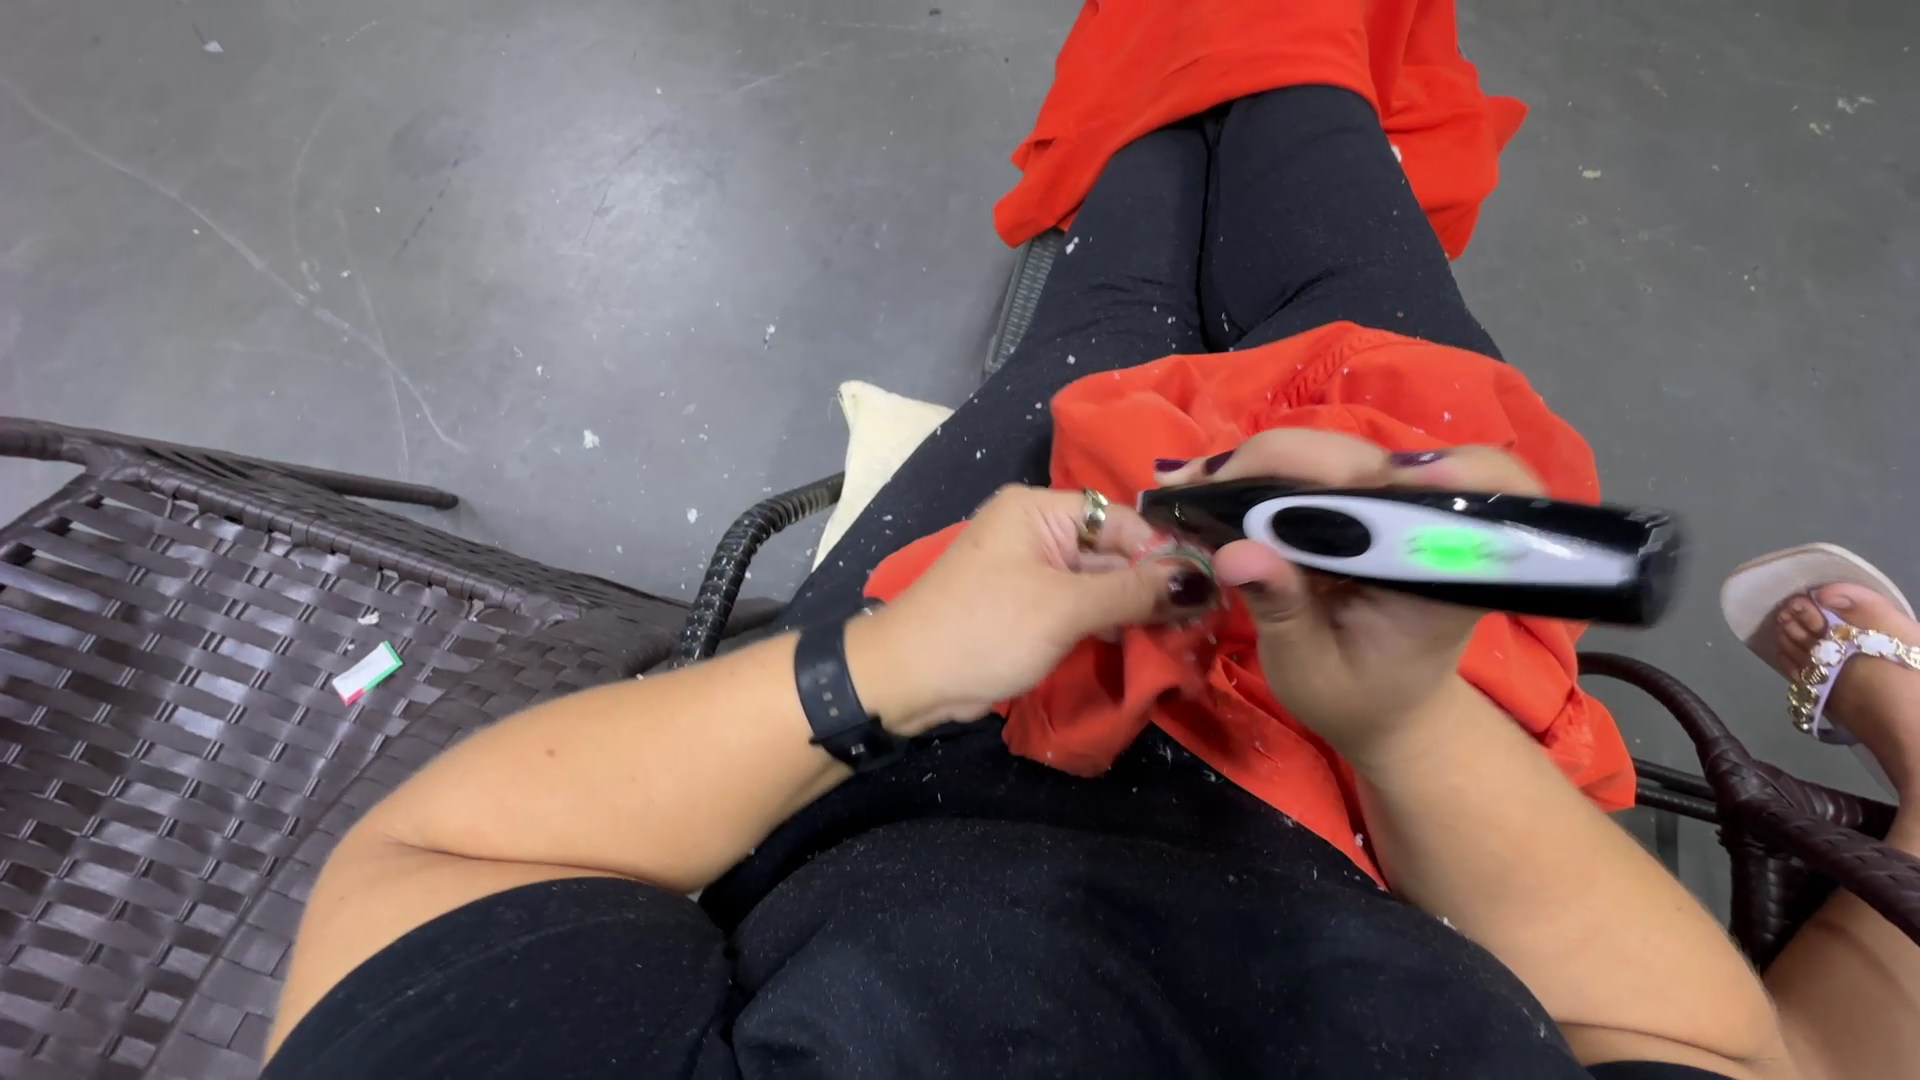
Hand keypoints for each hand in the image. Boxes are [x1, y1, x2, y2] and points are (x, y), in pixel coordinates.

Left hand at [848, 485, 1214, 735]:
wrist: (908, 679)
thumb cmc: (986, 629)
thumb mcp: (1065, 608)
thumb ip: (1133, 591)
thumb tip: (1200, 579)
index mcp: (1039, 511)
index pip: (1120, 519)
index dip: (1163, 551)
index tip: (1207, 587)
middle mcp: (1036, 531)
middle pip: (1111, 550)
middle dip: (1153, 583)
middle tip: (1204, 618)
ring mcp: (1030, 571)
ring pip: (1098, 581)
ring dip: (1135, 606)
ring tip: (1184, 634)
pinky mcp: (1027, 606)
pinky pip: (1079, 605)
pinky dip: (1107, 622)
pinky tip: (1143, 641)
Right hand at [1154, 433, 1544, 757]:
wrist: (1384, 704)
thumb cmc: (1358, 700)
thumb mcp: (1311, 672)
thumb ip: (1282, 613)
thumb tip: (1236, 553)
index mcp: (1444, 574)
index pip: (1474, 497)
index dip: (1448, 475)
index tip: (1396, 480)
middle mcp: (1424, 526)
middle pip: (1368, 461)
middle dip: (1282, 461)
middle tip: (1198, 483)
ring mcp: (1388, 507)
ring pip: (1335, 453)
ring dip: (1263, 460)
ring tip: (1192, 482)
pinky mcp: (1358, 503)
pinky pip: (1315, 467)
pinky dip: (1263, 469)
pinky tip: (1214, 482)